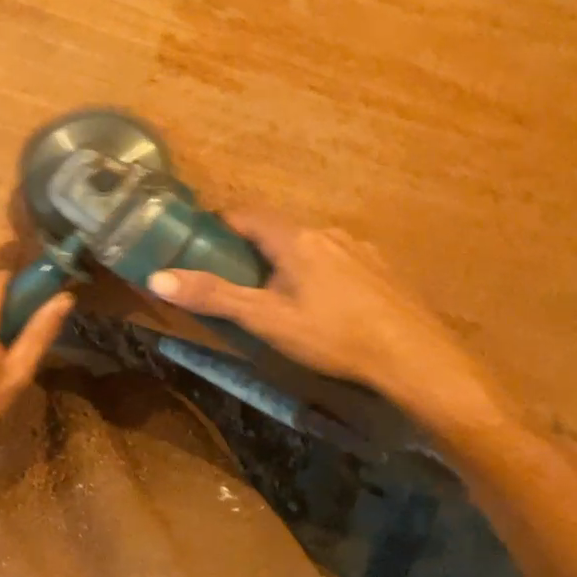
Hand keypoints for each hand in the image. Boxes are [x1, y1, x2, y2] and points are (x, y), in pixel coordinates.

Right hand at [147, 211, 511, 432]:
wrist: (421, 363)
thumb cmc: (335, 336)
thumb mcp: (265, 320)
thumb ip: (212, 296)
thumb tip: (155, 277)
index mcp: (296, 239)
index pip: (245, 213)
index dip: (216, 223)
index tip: (193, 241)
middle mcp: (328, 234)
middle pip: (276, 230)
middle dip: (248, 248)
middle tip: (226, 276)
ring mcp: (361, 252)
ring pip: (307, 247)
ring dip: (283, 262)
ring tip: (270, 296)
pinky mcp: (383, 273)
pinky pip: (336, 263)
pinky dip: (315, 275)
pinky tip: (319, 308)